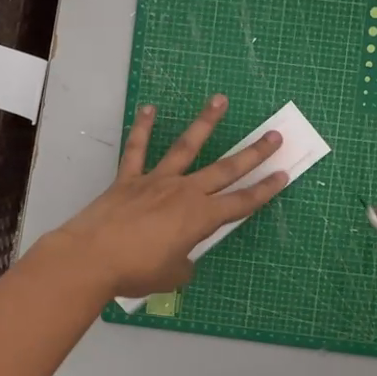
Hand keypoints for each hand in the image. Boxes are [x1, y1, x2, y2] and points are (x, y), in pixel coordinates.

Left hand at [45, 96, 287, 299]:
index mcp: (201, 218)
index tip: (284, 174)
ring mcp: (156, 181)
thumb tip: (181, 256)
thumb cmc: (136, 271)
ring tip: (220, 100)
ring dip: (205, 122)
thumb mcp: (172, 275)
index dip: (265, 190)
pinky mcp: (129, 179)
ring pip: (187, 146)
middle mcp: (185, 192)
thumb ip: (183, 263)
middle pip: (226, 169)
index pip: (242, 202)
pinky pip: (137, 149)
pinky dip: (142, 127)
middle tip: (274, 136)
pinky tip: (149, 108)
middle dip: (253, 153)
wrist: (92, 258)